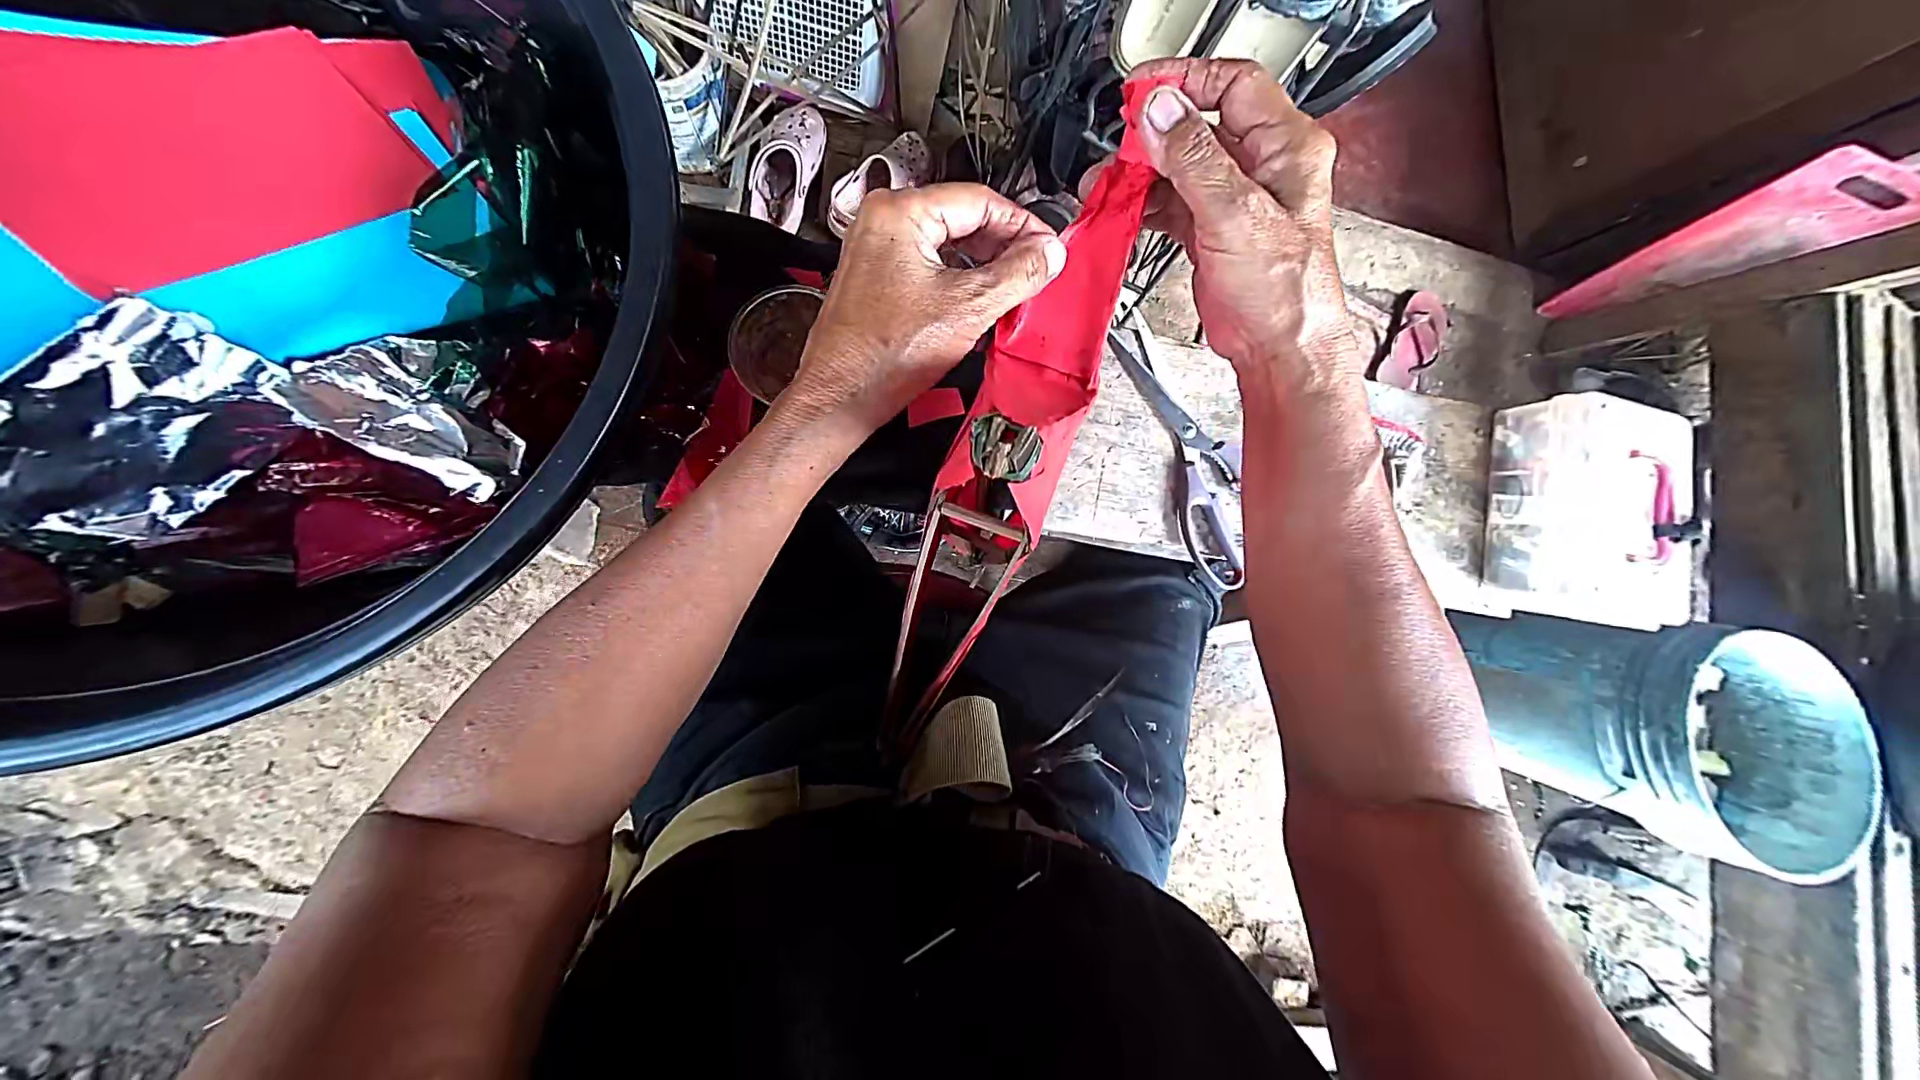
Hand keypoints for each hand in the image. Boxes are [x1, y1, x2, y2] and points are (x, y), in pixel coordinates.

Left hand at [784, 183, 1066, 436]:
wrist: (841, 397)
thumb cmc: (881, 357)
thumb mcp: (967, 309)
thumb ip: (1017, 274)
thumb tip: (1048, 253)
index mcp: (900, 213)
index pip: (981, 200)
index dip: (1022, 224)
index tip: (1047, 248)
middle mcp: (882, 223)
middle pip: (963, 219)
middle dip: (1005, 245)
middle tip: (1036, 268)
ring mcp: (877, 252)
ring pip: (948, 245)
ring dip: (985, 264)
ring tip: (1013, 287)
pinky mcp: (878, 280)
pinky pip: (931, 267)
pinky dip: (960, 280)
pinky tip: (979, 301)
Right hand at [1082, 59, 1361, 389]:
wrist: (1278, 346)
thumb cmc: (1284, 293)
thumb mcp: (1237, 217)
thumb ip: (1196, 161)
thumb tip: (1162, 115)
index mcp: (1285, 148)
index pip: (1232, 85)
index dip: (1185, 81)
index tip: (1142, 90)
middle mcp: (1261, 169)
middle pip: (1199, 127)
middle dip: (1154, 135)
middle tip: (1119, 144)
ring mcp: (1234, 202)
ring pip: (1180, 167)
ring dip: (1143, 173)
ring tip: (1110, 182)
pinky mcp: (1212, 232)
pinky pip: (1173, 203)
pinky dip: (1146, 204)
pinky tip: (1126, 208)